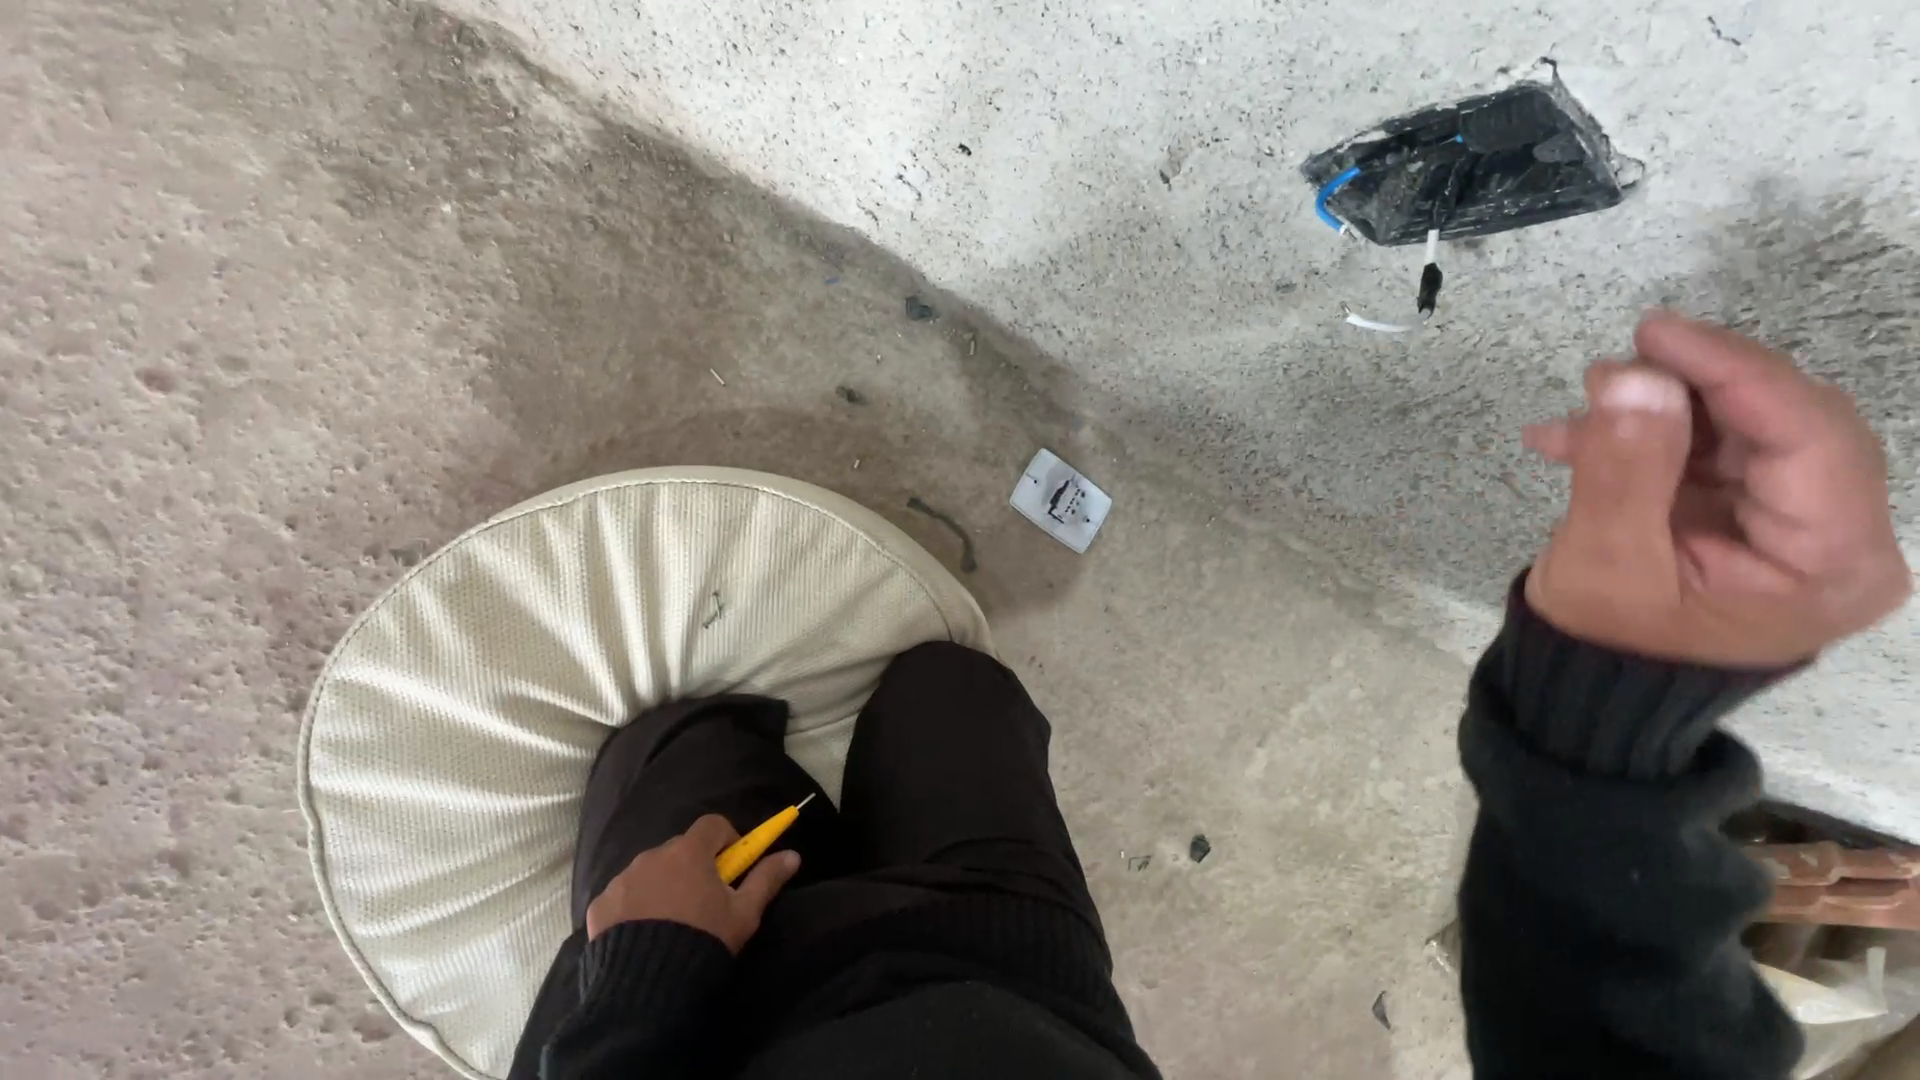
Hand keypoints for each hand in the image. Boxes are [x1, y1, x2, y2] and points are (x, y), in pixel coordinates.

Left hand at [585, 814, 800, 951]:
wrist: (646, 988)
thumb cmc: (703, 940)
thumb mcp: (743, 914)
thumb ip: (766, 879)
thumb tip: (793, 855)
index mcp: (690, 852)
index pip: (712, 825)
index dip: (726, 839)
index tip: (732, 866)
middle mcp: (653, 855)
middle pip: (680, 849)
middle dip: (693, 866)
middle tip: (703, 901)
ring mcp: (622, 879)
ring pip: (650, 871)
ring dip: (663, 884)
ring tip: (671, 922)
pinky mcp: (600, 905)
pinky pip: (623, 895)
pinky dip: (635, 906)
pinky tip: (643, 935)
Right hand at [1521, 313, 1910, 666]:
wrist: (1588, 683)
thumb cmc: (1604, 638)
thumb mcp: (1604, 559)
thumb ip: (1623, 468)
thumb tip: (1633, 376)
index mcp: (1832, 561)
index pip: (1808, 437)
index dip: (1735, 373)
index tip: (1656, 332)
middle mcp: (1838, 537)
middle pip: (1788, 425)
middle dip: (1696, 386)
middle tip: (1613, 369)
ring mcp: (1795, 525)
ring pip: (1745, 432)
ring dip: (1661, 409)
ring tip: (1585, 403)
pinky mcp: (1749, 517)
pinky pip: (1709, 456)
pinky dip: (1645, 439)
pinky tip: (1574, 437)